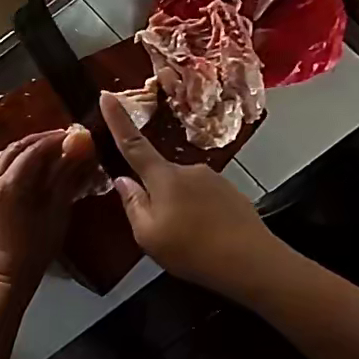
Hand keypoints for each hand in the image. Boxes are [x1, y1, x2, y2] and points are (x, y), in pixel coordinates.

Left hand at [0, 128, 95, 285]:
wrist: (10, 269)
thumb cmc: (37, 244)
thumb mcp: (57, 209)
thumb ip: (65, 175)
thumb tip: (79, 146)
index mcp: (11, 184)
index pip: (33, 150)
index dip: (54, 140)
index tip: (73, 134)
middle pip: (16, 148)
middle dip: (40, 140)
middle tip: (63, 137)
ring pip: (5, 155)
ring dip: (26, 147)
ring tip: (50, 147)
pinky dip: (16, 159)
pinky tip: (33, 162)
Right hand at [97, 90, 287, 293]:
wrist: (252, 262)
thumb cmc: (191, 250)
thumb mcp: (147, 234)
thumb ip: (132, 204)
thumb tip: (124, 181)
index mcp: (163, 177)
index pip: (133, 144)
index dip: (117, 120)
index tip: (106, 95)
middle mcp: (188, 170)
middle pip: (158, 175)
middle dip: (152, 195)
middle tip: (157, 230)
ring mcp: (213, 179)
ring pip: (180, 189)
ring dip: (176, 208)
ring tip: (183, 241)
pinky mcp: (230, 193)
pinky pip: (201, 199)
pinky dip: (195, 215)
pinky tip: (202, 239)